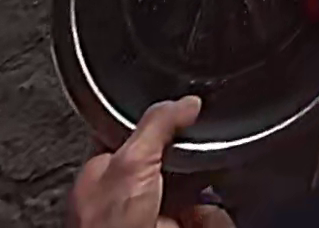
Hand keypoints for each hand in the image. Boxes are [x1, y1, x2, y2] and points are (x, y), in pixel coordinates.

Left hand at [67, 96, 201, 227]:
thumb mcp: (129, 164)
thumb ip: (158, 124)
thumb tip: (188, 102)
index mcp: (104, 169)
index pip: (135, 126)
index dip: (159, 114)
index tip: (185, 103)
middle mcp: (128, 190)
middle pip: (170, 151)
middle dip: (192, 149)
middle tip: (201, 144)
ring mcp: (153, 213)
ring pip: (192, 182)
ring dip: (207, 182)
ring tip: (209, 182)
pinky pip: (207, 213)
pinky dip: (215, 215)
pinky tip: (208, 215)